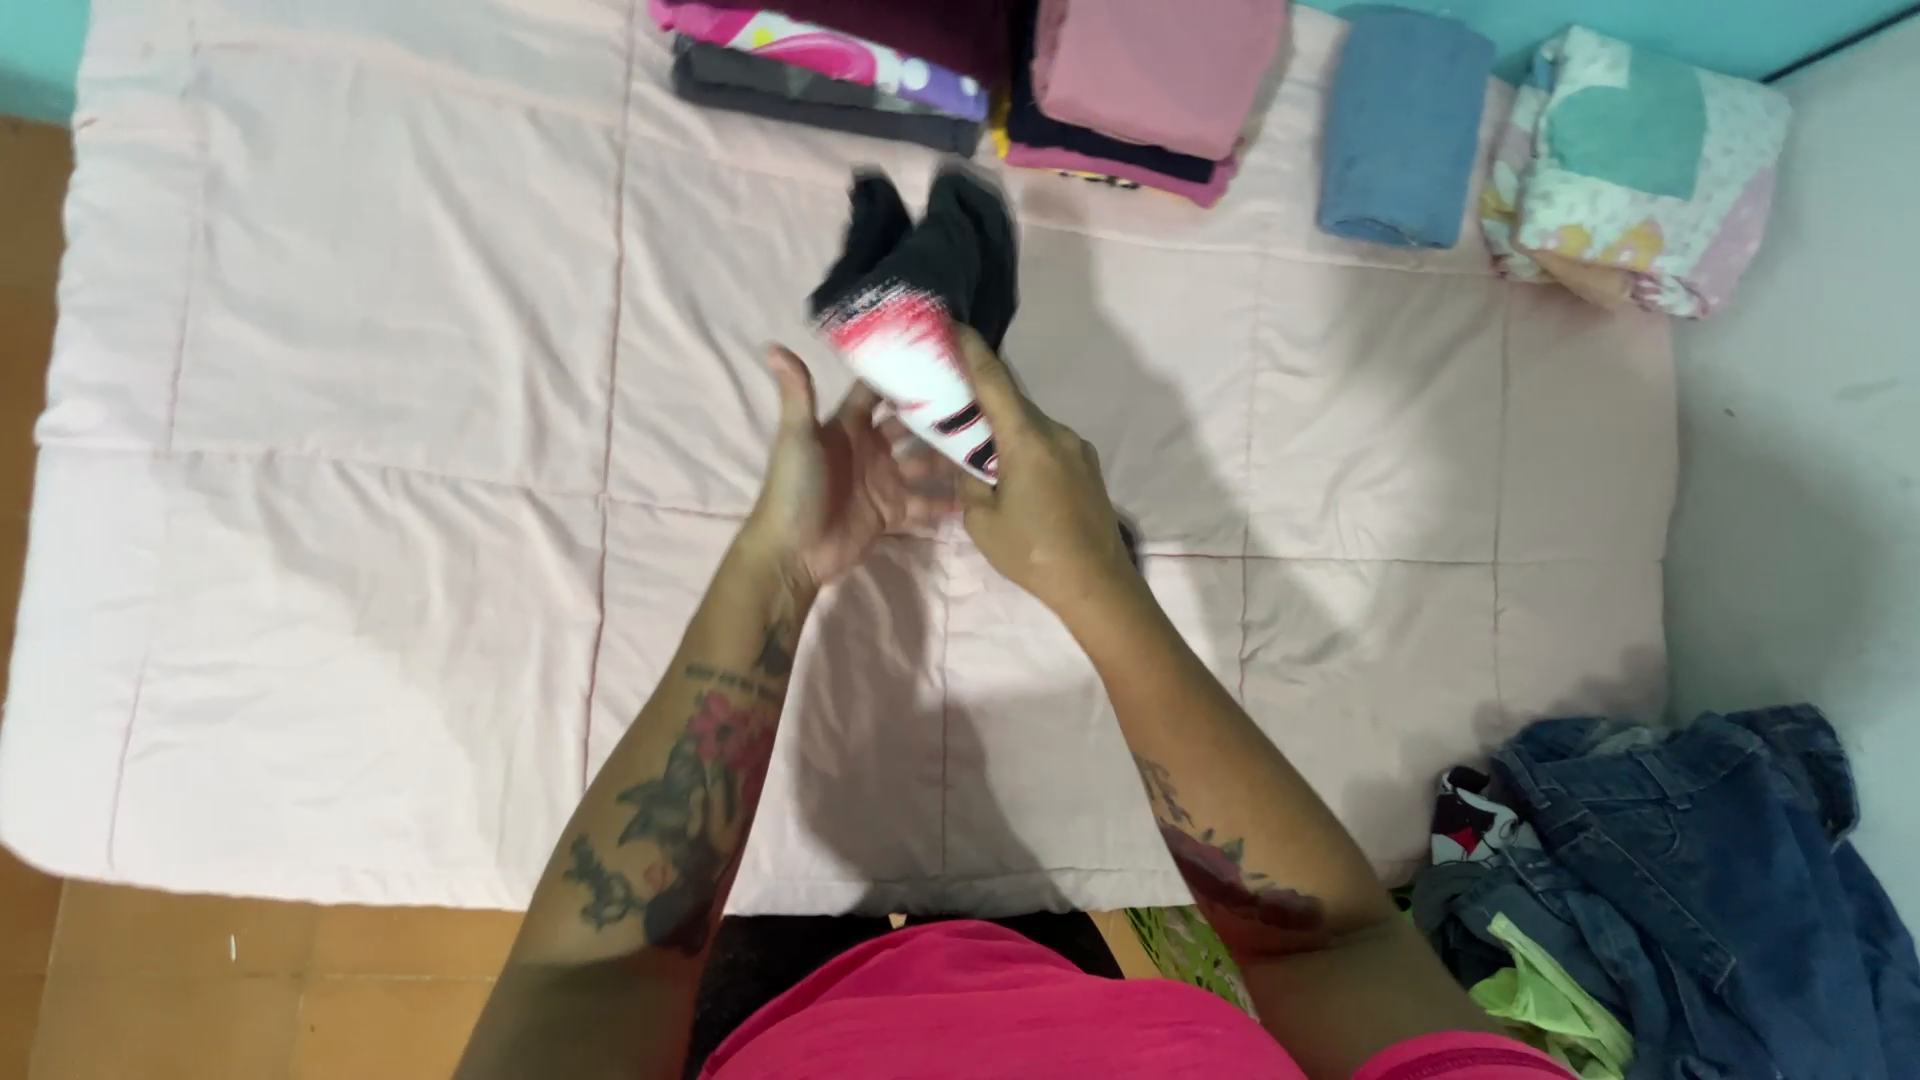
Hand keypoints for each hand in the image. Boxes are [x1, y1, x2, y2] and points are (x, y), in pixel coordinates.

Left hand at [741, 346, 958, 593]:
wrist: (794, 552)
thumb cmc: (794, 489)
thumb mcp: (797, 438)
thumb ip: (798, 394)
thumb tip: (773, 345)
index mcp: (848, 427)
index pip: (878, 393)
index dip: (901, 377)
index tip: (936, 359)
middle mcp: (870, 449)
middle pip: (910, 428)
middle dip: (938, 418)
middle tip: (977, 405)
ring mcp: (883, 482)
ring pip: (923, 465)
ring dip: (949, 459)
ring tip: (986, 448)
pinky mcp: (892, 513)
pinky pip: (924, 504)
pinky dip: (946, 503)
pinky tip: (976, 495)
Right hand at [954, 326, 1141, 620]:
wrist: (1096, 583)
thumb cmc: (1033, 553)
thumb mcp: (982, 521)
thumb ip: (969, 483)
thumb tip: (971, 467)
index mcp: (1027, 439)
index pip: (994, 381)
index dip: (971, 350)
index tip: (953, 325)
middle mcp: (1056, 433)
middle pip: (1011, 403)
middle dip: (979, 400)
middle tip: (949, 405)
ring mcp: (1076, 449)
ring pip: (1029, 427)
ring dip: (1001, 432)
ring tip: (976, 452)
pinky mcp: (1086, 468)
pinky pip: (1046, 446)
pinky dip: (1022, 450)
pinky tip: (1009, 477)